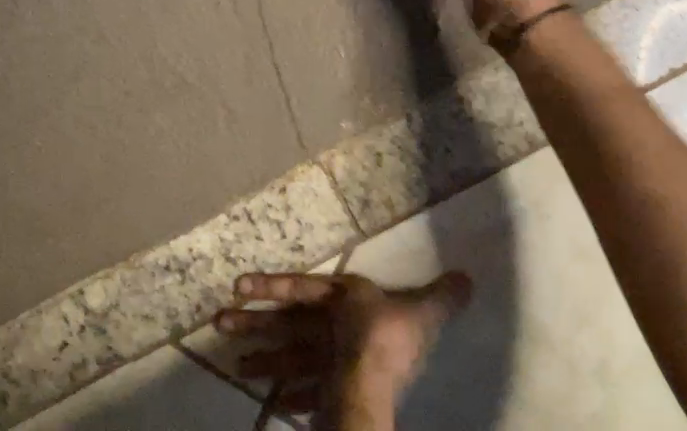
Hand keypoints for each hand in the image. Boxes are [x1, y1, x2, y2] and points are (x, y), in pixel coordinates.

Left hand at [216, 271, 471, 423]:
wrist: (379, 376)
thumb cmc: (393, 334)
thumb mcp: (423, 309)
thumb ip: (441, 295)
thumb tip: (467, 279)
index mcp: (342, 298)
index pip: (300, 287)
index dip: (269, 285)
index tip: (236, 286)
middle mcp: (325, 326)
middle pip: (283, 324)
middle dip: (252, 323)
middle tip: (219, 323)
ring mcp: (322, 360)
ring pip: (286, 357)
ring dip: (262, 360)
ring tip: (234, 364)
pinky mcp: (327, 392)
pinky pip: (305, 395)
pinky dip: (291, 400)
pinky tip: (275, 407)